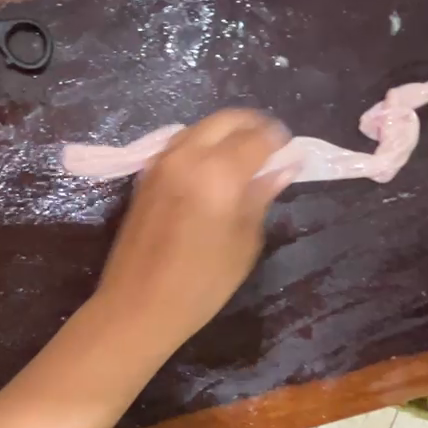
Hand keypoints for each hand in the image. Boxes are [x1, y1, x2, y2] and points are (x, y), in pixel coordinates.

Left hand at [92, 109, 293, 349]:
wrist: (136, 306)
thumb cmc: (200, 284)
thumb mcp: (243, 244)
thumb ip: (260, 198)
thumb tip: (282, 169)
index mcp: (217, 172)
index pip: (257, 137)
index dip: (278, 140)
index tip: (290, 150)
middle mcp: (186, 157)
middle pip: (225, 121)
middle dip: (251, 126)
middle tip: (270, 146)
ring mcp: (159, 164)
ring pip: (199, 129)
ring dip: (223, 133)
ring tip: (243, 157)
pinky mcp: (144, 177)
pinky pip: (178, 146)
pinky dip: (200, 146)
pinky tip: (212, 169)